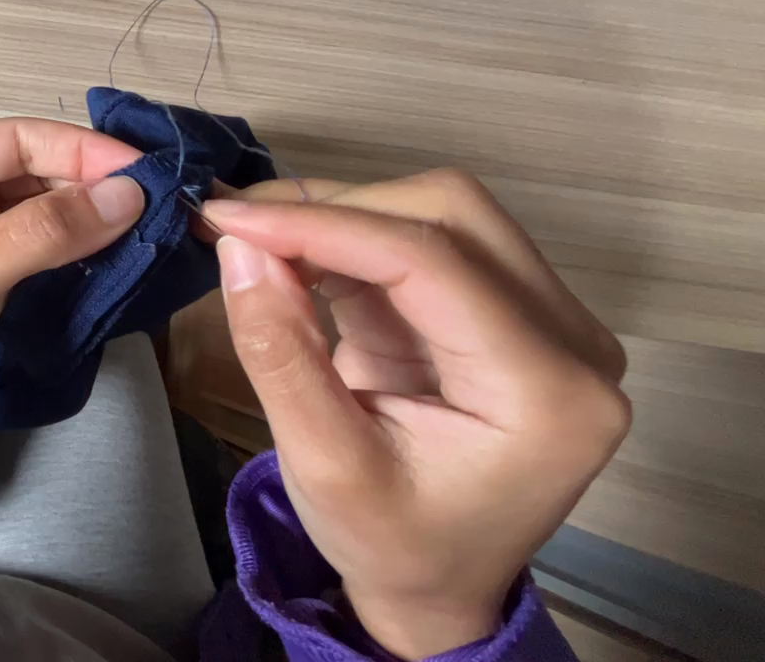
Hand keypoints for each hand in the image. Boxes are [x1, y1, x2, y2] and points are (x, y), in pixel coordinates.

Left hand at [0, 118, 146, 483]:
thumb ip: (37, 234)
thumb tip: (126, 193)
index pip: (10, 139)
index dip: (78, 148)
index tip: (145, 170)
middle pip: (28, 168)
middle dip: (89, 180)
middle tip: (161, 202)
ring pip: (38, 205)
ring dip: (88, 213)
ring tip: (152, 224)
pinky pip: (37, 244)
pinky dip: (75, 245)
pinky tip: (114, 251)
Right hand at [202, 170, 629, 659]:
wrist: (431, 581)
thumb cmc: (387, 541)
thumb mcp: (320, 461)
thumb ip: (279, 353)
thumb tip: (237, 249)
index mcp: (545, 392)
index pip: (431, 262)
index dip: (320, 225)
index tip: (224, 221)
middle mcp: (564, 340)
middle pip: (447, 213)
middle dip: (331, 207)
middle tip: (236, 228)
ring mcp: (534, 318)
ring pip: (430, 210)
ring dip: (332, 211)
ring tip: (250, 238)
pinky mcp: (488, 308)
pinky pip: (410, 235)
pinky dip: (336, 232)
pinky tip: (283, 253)